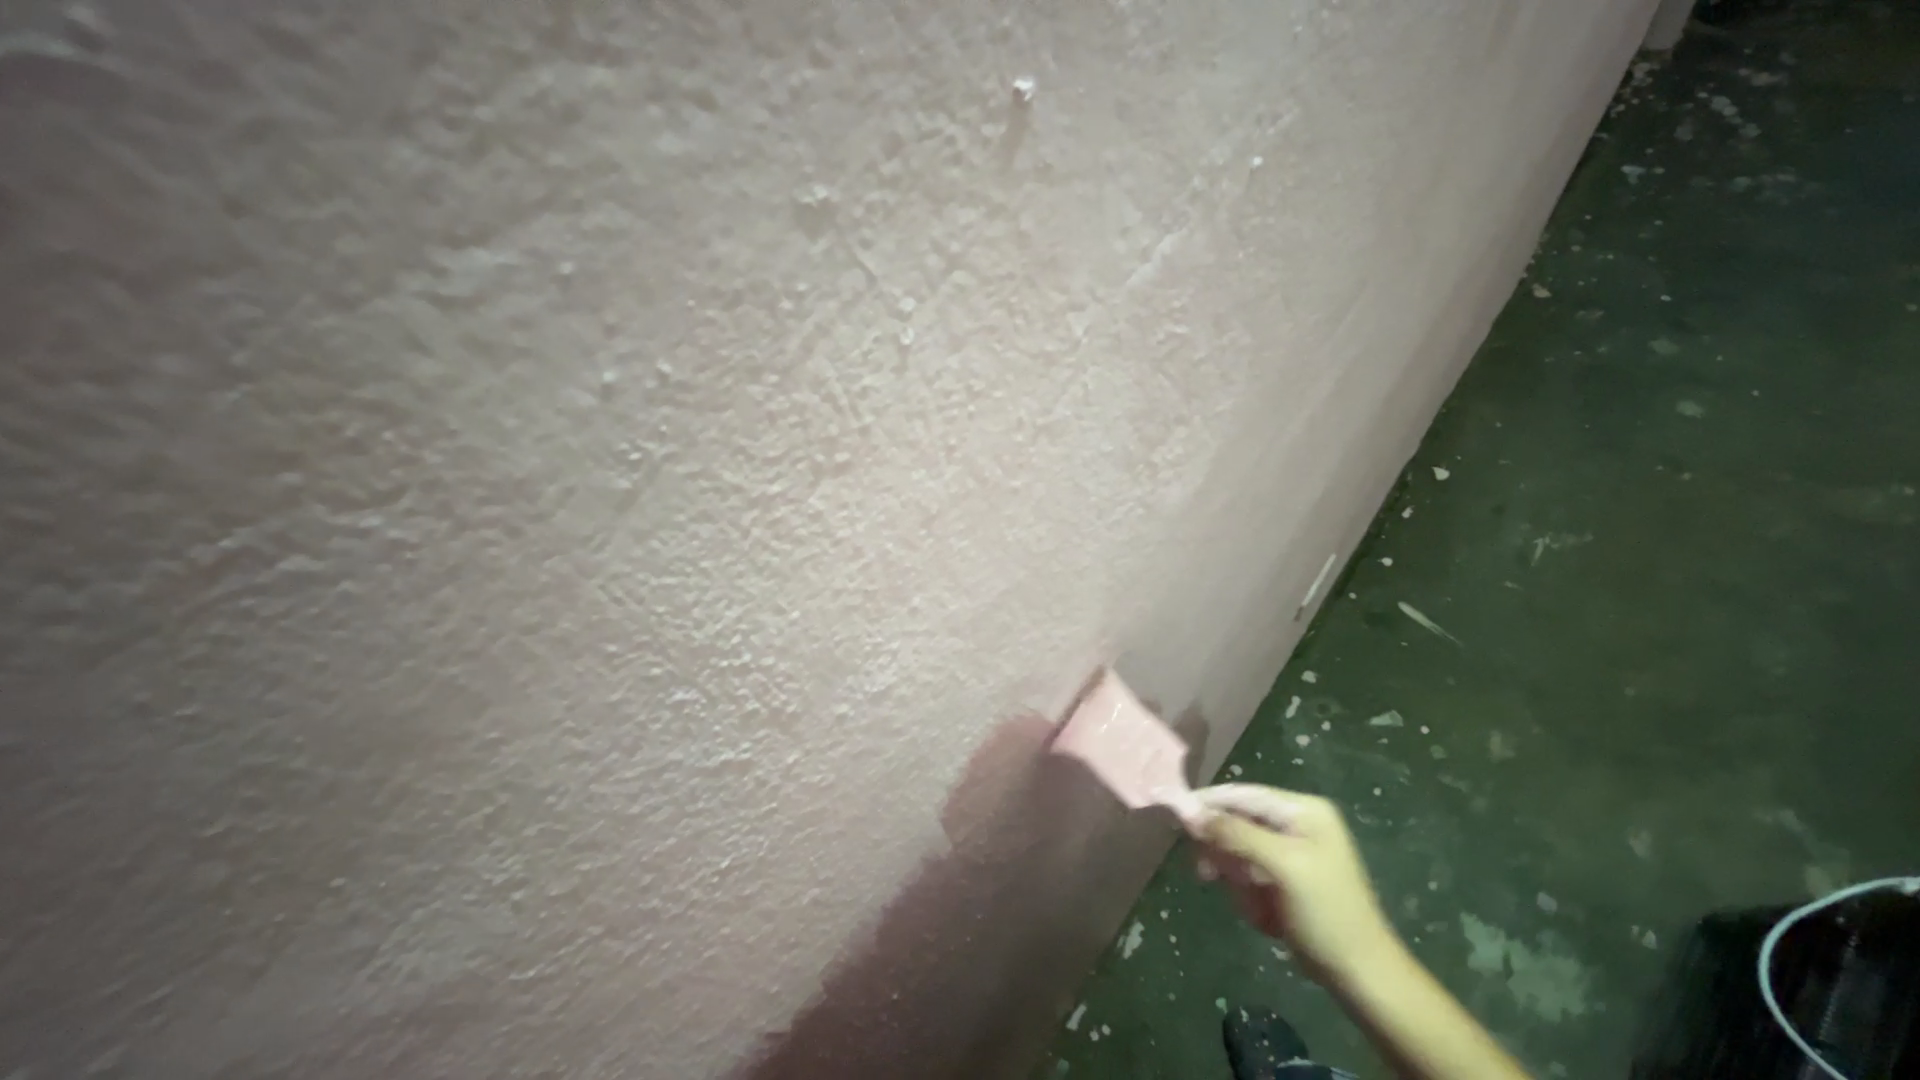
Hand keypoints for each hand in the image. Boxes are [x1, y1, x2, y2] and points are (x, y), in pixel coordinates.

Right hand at [1194, 784, 1402, 986]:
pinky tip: (1263, 915)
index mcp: (1304, 811)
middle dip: (1225, 851)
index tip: (1173, 814)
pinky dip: (1248, 894)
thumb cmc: (1326, 912)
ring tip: (1251, 905)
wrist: (1359, 972)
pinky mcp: (1285, 879)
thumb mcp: (1281, 866)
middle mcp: (1297, 824)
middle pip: (1237, 821)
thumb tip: (1189, 811)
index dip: (1208, 802)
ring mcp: (1291, 852)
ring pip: (1238, 851)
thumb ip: (1236, 833)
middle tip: (1208, 875)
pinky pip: (1248, 874)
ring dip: (1237, 879)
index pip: (1244, 794)